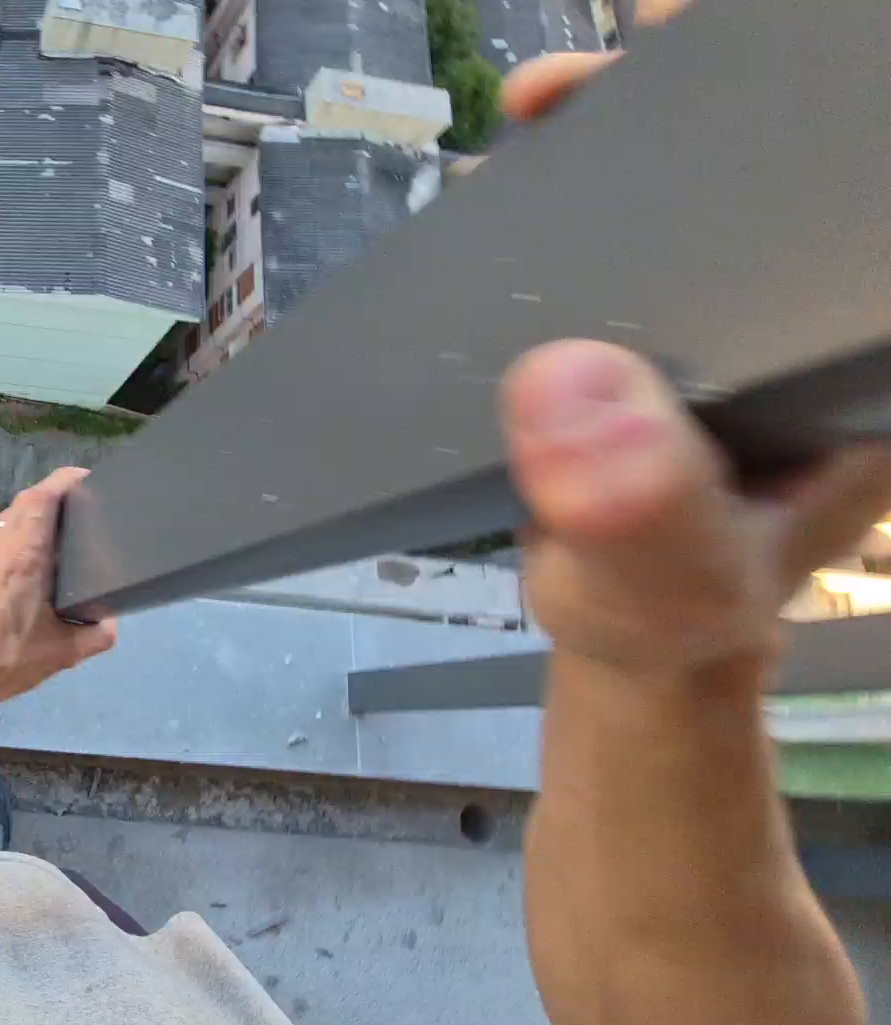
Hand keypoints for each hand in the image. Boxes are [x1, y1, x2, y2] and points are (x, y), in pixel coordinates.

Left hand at [0, 467, 117, 712]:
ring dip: (30, 517)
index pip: (40, 499)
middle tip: (78, 507)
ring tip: (56, 533)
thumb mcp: (64, 653)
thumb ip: (98, 634)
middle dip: (51, 496)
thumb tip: (110, 619)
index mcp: (23, 559)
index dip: (63, 481)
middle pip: (23, 502)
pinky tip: (27, 563)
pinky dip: (14, 537)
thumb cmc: (7, 663)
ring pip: (5, 520)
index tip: (84, 479)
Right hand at [495, 0, 890, 678]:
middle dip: (692, 88)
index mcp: (879, 338)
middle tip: (572, 87)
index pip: (871, 187)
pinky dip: (566, 198)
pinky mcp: (666, 324)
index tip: (693, 42)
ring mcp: (746, 308)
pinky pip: (627, 236)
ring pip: (707, 183)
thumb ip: (629, 503)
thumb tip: (562, 372)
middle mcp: (831, 302)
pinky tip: (517, 187)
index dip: (817, 86)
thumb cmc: (661, 610)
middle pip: (796, 152)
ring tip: (534, 117)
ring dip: (618, 134)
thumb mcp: (652, 581)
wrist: (625, 620)